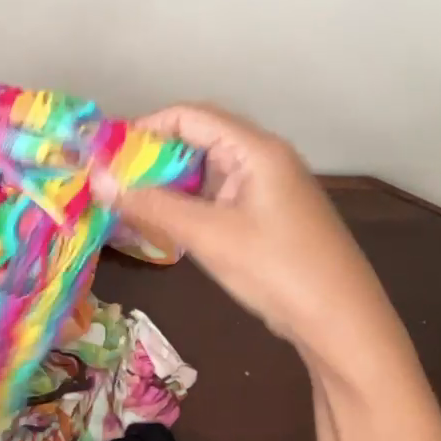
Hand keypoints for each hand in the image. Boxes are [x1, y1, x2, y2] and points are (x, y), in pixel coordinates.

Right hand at [109, 104, 395, 343]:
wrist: (344, 325)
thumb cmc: (278, 271)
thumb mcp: (207, 235)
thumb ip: (149, 204)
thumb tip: (96, 179)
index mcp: (255, 149)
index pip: (187, 116)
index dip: (142, 128)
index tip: (104, 154)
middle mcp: (261, 156)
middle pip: (195, 137)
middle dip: (150, 154)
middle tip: (110, 178)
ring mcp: (265, 185)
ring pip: (203, 167)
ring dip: (165, 179)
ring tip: (126, 199)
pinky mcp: (264, 211)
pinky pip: (214, 191)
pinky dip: (184, 199)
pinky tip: (160, 220)